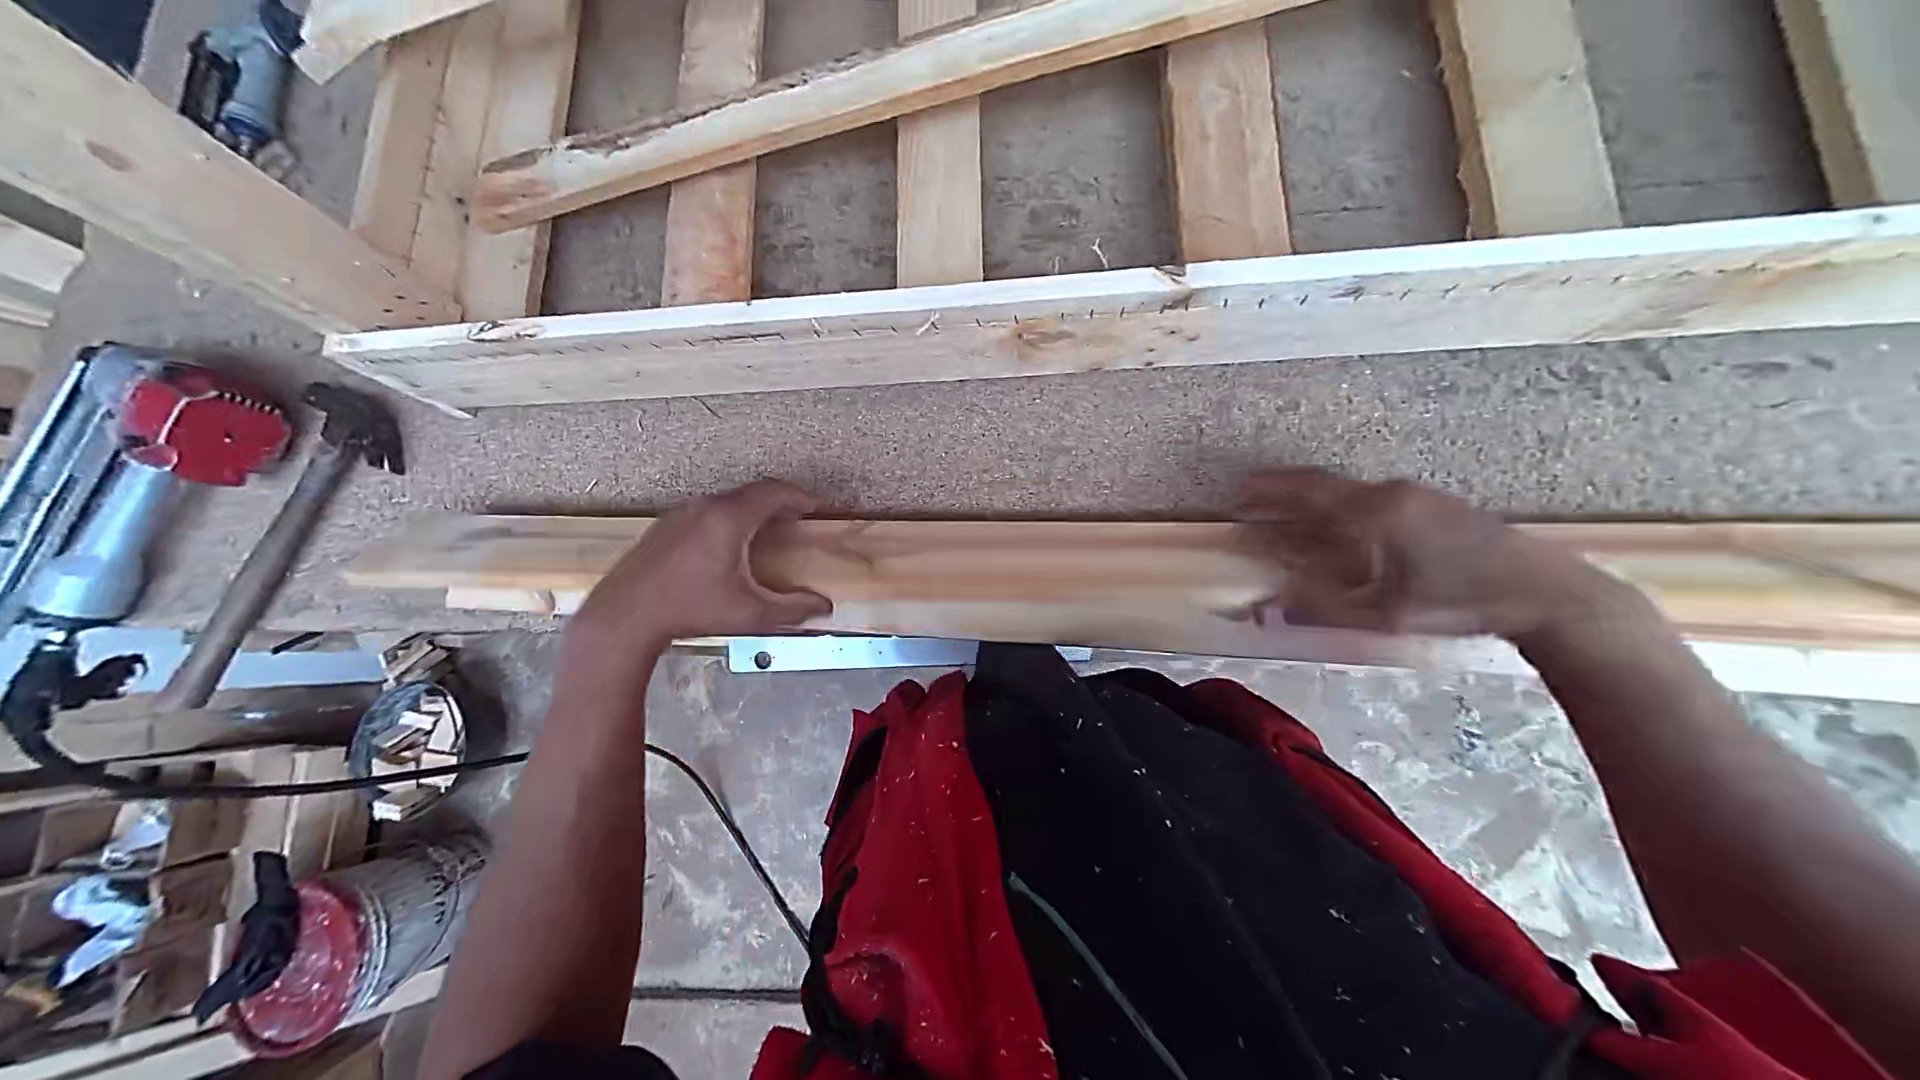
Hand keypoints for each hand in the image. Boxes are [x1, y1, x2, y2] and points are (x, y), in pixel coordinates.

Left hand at [563, 481, 832, 672]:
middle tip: (800, 518)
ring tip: (771, 531)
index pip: (775, 492)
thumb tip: (823, 606)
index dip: (803, 497)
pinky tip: (732, 544)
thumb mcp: (751, 613)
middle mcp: (705, 507)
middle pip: (753, 492)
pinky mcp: (666, 525)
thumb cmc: (689, 611)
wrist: (625, 616)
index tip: (819, 508)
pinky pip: (708, 511)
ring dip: (755, 509)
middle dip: (782, 502)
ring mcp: (682, 513)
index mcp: (729, 518)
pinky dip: (731, 518)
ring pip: (729, 500)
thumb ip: (793, 608)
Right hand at [1238, 468, 1637, 639]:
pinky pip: (1372, 503)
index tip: (1239, 493)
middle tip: (1251, 504)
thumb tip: (1271, 600)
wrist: (1548, 593)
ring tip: (1286, 522)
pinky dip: (1341, 514)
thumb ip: (1322, 605)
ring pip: (1348, 497)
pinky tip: (1337, 534)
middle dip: (1284, 497)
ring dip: (1313, 507)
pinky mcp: (1435, 508)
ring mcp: (1417, 497)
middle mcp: (1391, 494)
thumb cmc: (1459, 602)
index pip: (1307, 491)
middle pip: (1324, 489)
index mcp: (1375, 512)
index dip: (1269, 491)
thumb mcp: (1383, 613)